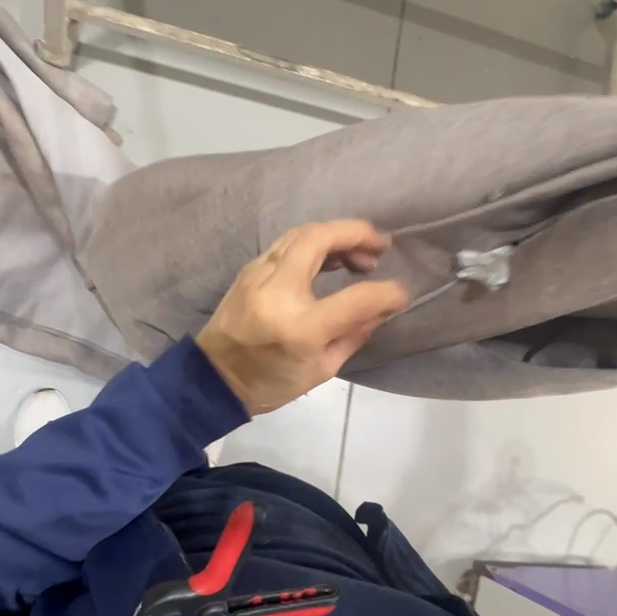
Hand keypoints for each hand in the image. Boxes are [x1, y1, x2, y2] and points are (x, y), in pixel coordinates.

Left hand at [195, 220, 411, 414]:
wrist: (214, 378)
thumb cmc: (271, 382)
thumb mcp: (323, 368)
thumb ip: (356, 332)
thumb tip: (385, 305)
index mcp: (300, 327)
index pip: (355, 298)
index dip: (386, 292)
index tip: (402, 292)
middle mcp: (278, 291)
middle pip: (320, 238)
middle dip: (357, 233)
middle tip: (382, 246)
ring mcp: (259, 274)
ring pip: (302, 233)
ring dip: (336, 234)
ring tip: (361, 254)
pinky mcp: (250, 269)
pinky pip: (288, 243)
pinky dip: (316, 242)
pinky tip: (332, 257)